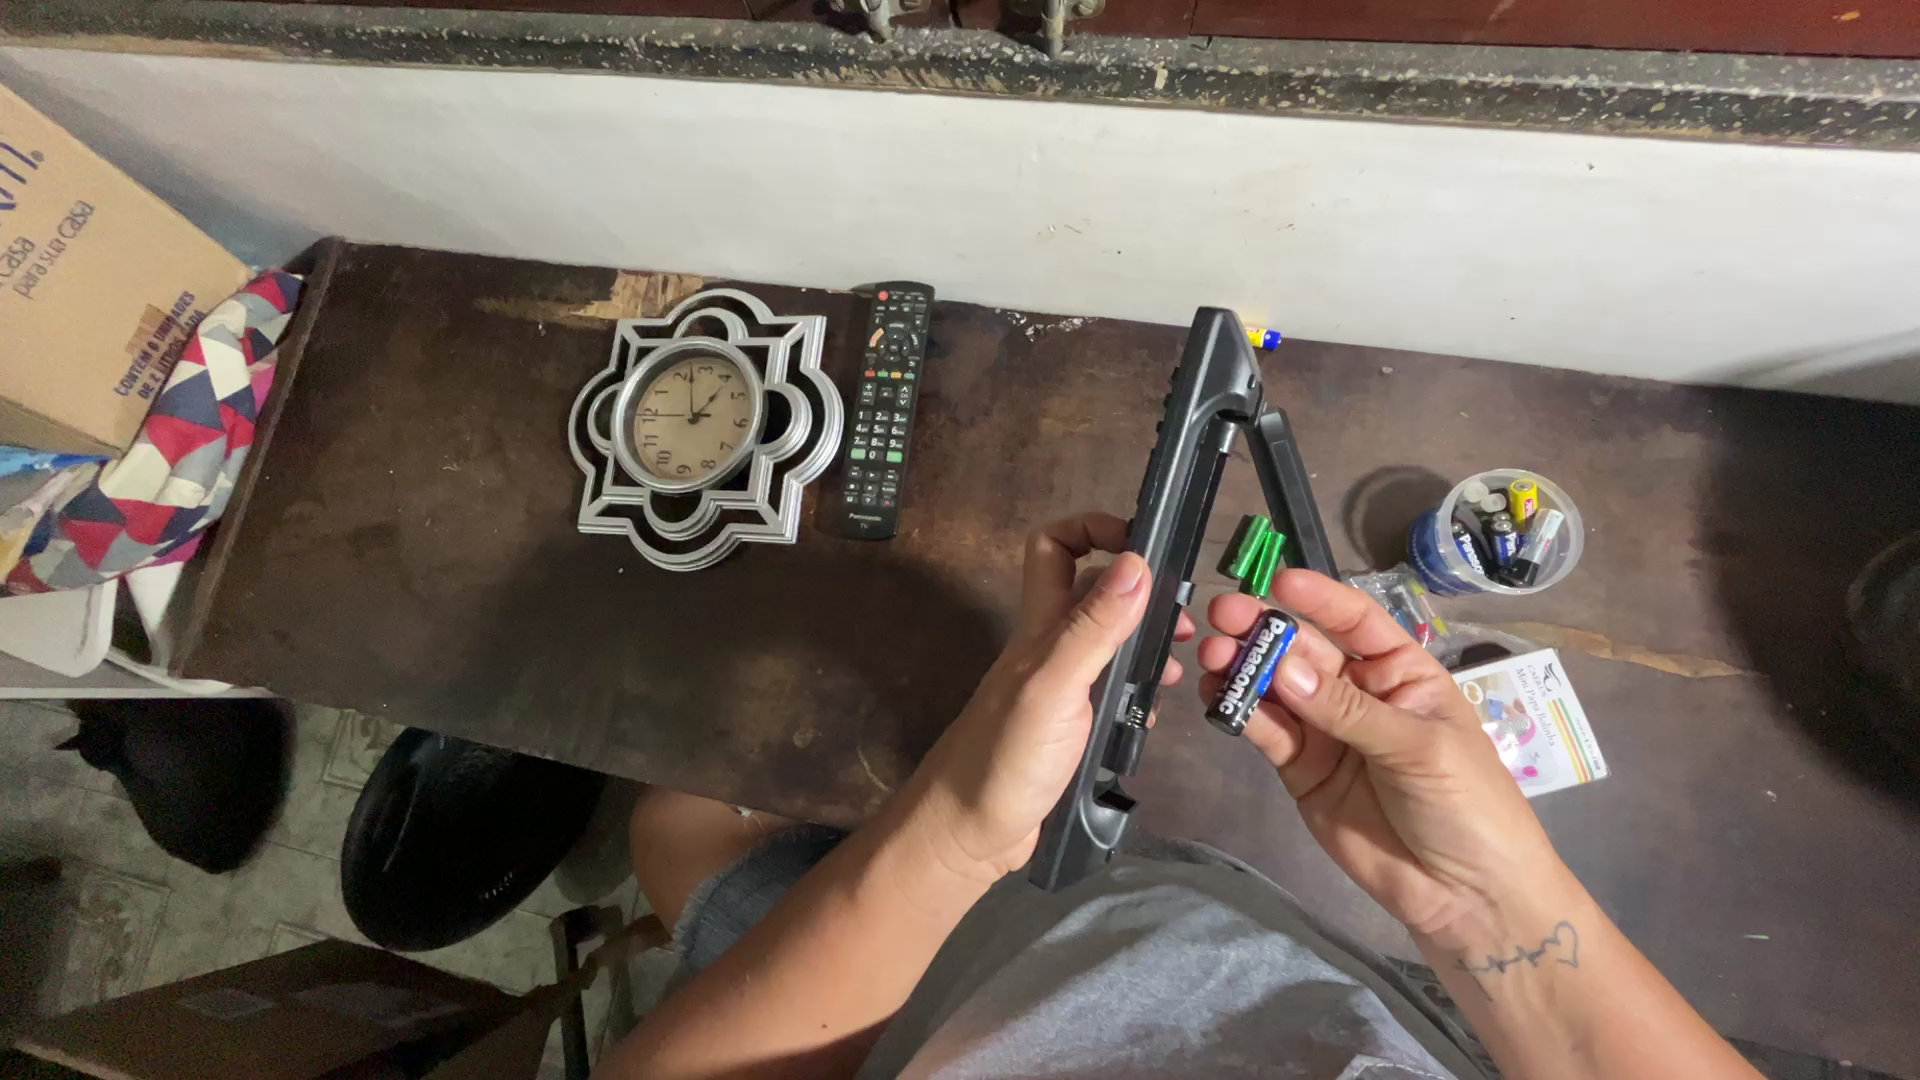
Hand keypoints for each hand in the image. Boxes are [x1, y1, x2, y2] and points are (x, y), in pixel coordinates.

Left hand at [904, 512, 1191, 882]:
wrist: (971, 831)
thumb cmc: (1006, 755)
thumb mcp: (1055, 684)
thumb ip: (1093, 627)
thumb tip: (1136, 561)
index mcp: (1040, 624)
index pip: (1052, 545)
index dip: (1089, 528)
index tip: (1140, 543)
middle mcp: (1050, 645)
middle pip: (1093, 591)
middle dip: (1140, 590)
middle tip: (1182, 619)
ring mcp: (1060, 685)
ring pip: (1109, 641)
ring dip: (1146, 643)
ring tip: (1179, 663)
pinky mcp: (1070, 724)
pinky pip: (1111, 690)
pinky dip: (1137, 690)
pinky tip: (1152, 710)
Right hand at [1197, 570, 1564, 943]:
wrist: (1466, 898)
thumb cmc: (1468, 806)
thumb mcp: (1419, 749)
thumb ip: (1347, 710)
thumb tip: (1282, 669)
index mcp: (1399, 673)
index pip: (1355, 621)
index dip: (1318, 599)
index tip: (1277, 582)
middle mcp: (1355, 691)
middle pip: (1302, 650)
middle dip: (1262, 629)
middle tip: (1222, 614)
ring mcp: (1323, 729)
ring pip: (1273, 686)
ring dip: (1241, 667)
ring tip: (1211, 655)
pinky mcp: (1297, 766)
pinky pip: (1264, 730)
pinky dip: (1238, 712)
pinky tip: (1215, 695)